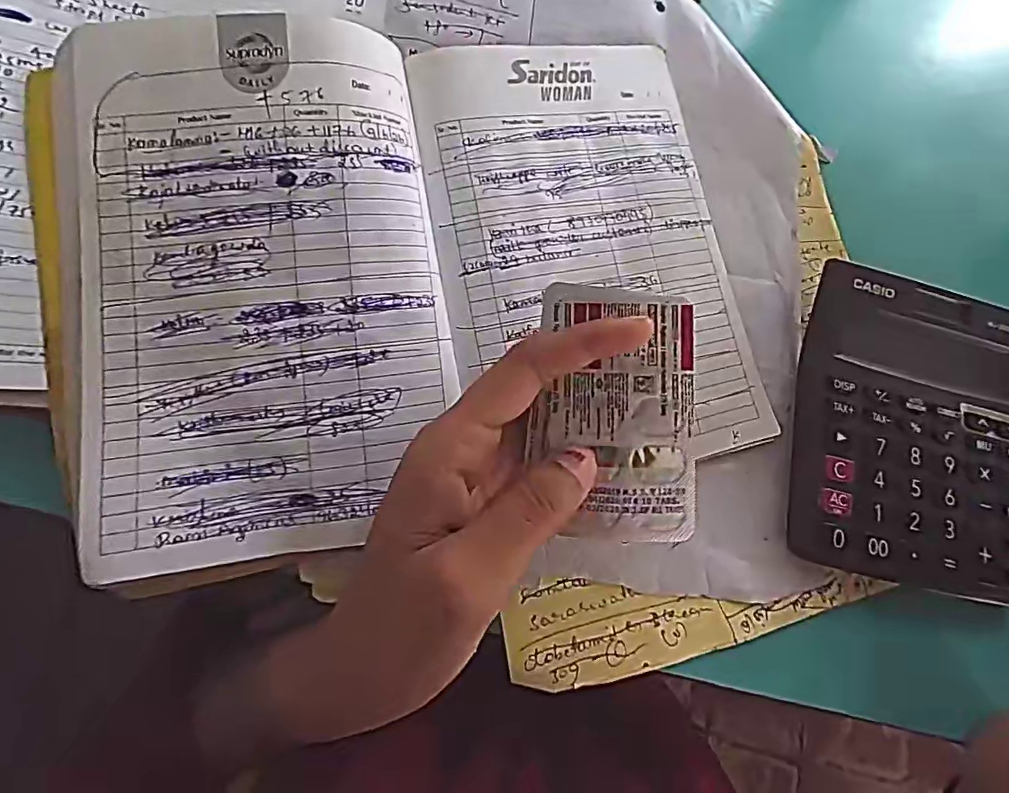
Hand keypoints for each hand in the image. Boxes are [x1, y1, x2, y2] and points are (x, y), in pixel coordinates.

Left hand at [193, 316, 652, 764]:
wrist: (355, 680)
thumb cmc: (398, 633)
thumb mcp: (466, 581)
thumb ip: (528, 513)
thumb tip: (586, 459)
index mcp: (452, 446)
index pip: (523, 372)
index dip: (581, 343)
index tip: (638, 329)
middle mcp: (464, 445)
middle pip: (532, 380)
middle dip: (591, 359)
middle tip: (653, 356)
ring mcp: (476, 470)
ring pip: (541, 415)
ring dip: (590, 401)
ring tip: (648, 394)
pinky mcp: (488, 497)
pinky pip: (541, 458)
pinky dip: (580, 448)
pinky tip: (614, 456)